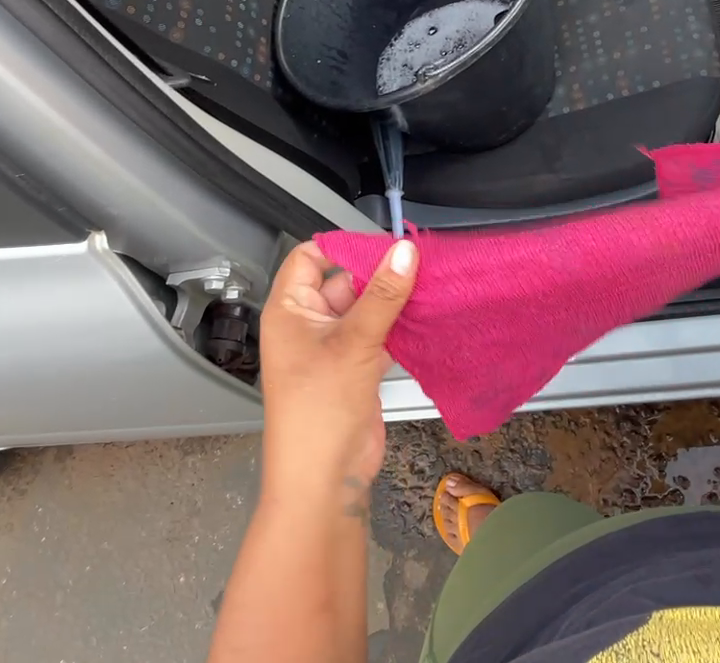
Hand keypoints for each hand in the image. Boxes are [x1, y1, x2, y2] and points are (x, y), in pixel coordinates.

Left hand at [258, 239, 417, 497]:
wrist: (325, 478)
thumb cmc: (318, 410)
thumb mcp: (353, 342)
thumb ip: (383, 294)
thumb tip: (404, 251)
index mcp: (290, 309)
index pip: (311, 257)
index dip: (344, 246)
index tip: (384, 241)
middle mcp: (309, 323)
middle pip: (345, 281)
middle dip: (379, 273)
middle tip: (419, 260)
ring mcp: (334, 346)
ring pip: (366, 308)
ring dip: (393, 301)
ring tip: (430, 284)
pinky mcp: (357, 367)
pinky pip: (379, 334)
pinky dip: (400, 327)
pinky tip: (427, 317)